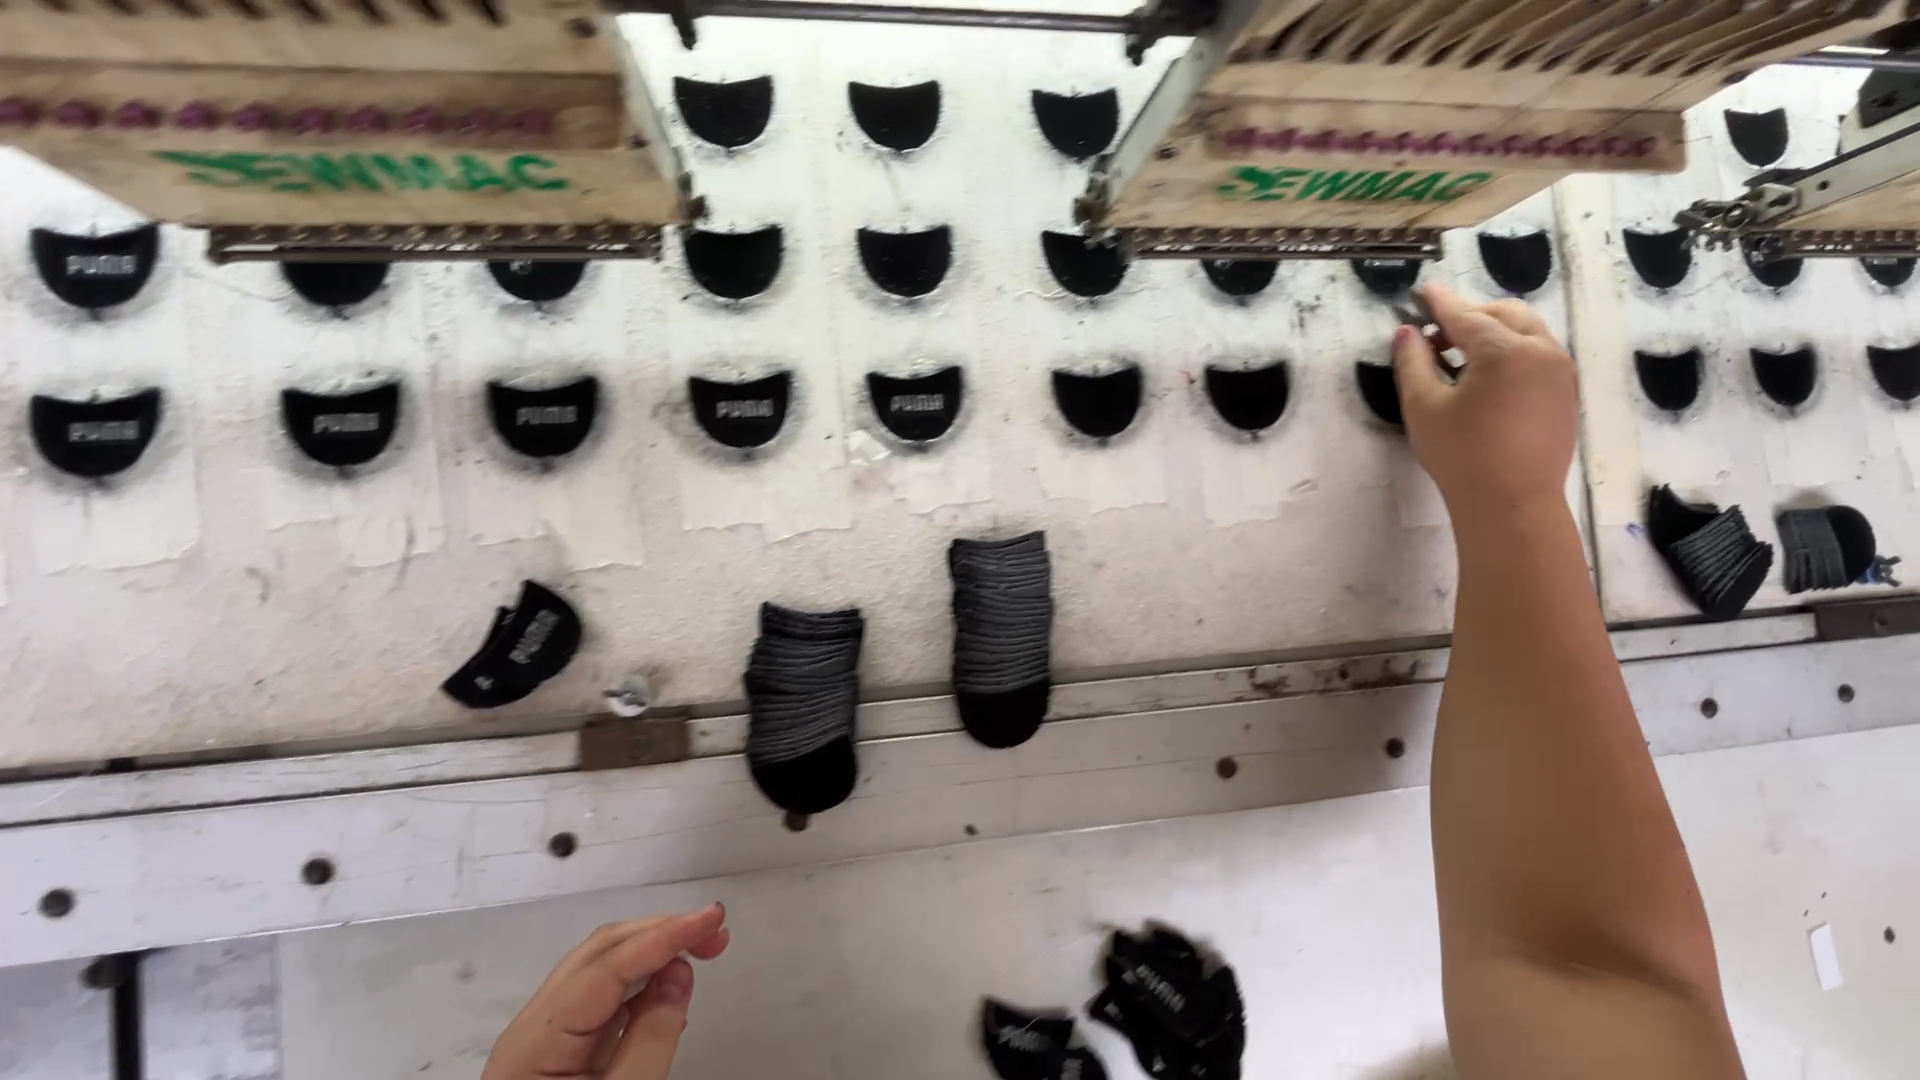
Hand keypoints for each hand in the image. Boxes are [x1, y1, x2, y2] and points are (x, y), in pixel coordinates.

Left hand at [482, 904, 729, 1079]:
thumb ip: (651, 1037)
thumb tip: (680, 970)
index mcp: (534, 1042)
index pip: (607, 967)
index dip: (663, 935)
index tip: (713, 917)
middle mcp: (532, 1026)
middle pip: (600, 953)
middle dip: (661, 931)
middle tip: (717, 931)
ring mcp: (543, 1036)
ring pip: (602, 968)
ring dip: (654, 949)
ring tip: (704, 949)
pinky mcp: (560, 1049)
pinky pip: (604, 997)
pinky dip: (643, 980)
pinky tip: (672, 985)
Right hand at [1391, 281, 1578, 524]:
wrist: (1511, 503)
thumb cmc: (1460, 454)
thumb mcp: (1423, 407)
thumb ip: (1413, 363)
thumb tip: (1405, 333)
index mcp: (1505, 351)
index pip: (1466, 316)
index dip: (1441, 302)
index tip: (1424, 289)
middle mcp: (1542, 351)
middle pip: (1505, 314)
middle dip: (1470, 314)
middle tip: (1435, 332)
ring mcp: (1561, 371)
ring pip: (1527, 331)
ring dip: (1493, 331)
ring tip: (1459, 354)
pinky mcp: (1566, 393)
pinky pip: (1539, 354)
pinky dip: (1511, 351)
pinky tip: (1486, 377)